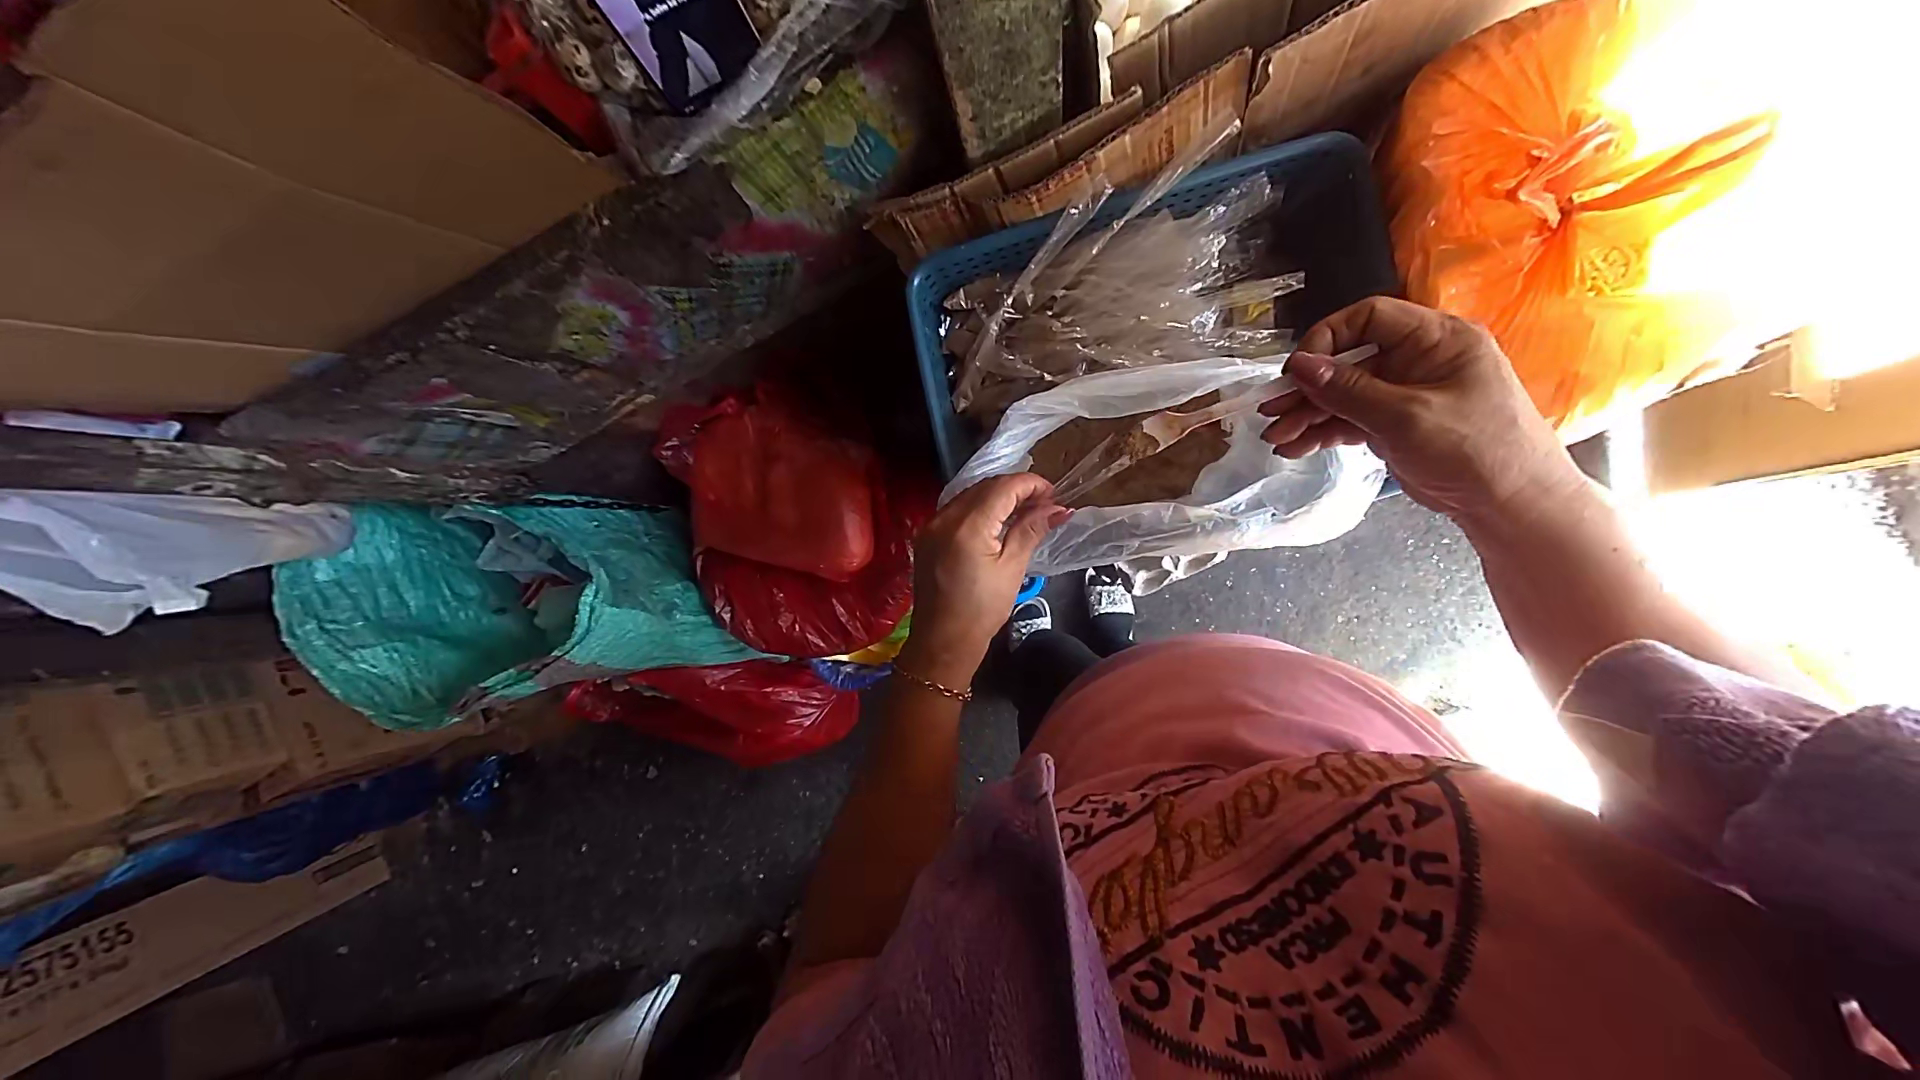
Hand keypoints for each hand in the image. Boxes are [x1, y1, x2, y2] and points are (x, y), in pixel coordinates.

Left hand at [897, 474, 1068, 687]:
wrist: (942, 641)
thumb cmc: (982, 611)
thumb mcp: (1012, 568)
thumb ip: (1031, 530)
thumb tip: (1058, 509)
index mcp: (967, 526)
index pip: (1003, 487)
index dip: (1031, 485)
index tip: (1053, 495)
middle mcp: (944, 517)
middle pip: (985, 486)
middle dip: (1016, 488)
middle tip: (1043, 504)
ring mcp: (931, 525)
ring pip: (969, 494)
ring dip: (997, 496)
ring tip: (1024, 511)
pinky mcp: (926, 535)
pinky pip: (956, 509)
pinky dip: (979, 507)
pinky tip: (997, 521)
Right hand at [1259, 297, 1585, 522]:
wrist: (1510, 503)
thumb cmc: (1473, 449)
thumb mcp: (1404, 417)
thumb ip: (1347, 390)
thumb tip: (1297, 366)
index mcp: (1435, 339)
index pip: (1368, 318)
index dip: (1327, 338)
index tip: (1297, 371)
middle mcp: (1417, 360)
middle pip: (1347, 362)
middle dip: (1307, 389)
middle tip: (1270, 411)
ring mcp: (1404, 394)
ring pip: (1343, 395)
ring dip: (1307, 416)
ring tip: (1276, 437)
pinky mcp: (1395, 425)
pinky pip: (1349, 421)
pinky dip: (1322, 434)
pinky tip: (1295, 448)